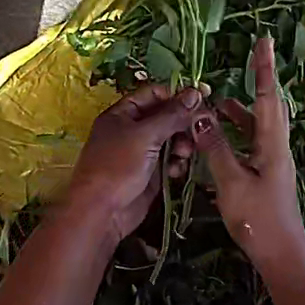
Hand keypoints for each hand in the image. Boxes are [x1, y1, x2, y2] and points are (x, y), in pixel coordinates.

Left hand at [66, 84, 205, 242]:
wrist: (102, 212)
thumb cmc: (117, 167)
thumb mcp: (144, 135)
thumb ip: (171, 115)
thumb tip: (195, 92)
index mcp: (123, 114)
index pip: (154, 94)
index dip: (177, 95)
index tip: (202, 98)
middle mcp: (132, 130)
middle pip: (165, 117)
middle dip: (183, 123)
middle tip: (200, 128)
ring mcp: (141, 153)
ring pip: (171, 140)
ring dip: (182, 144)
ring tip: (184, 153)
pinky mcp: (150, 173)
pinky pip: (170, 161)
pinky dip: (176, 163)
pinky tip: (176, 170)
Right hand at [195, 37, 304, 270]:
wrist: (280, 253)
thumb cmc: (258, 218)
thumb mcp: (231, 181)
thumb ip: (215, 147)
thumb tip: (201, 114)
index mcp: (272, 144)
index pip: (268, 97)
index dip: (264, 68)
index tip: (264, 41)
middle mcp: (277, 148)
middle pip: (270, 107)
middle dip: (260, 83)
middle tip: (251, 61)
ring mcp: (273, 163)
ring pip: (259, 127)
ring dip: (242, 112)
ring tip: (220, 104)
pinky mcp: (267, 177)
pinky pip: (252, 145)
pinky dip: (237, 135)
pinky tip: (220, 140)